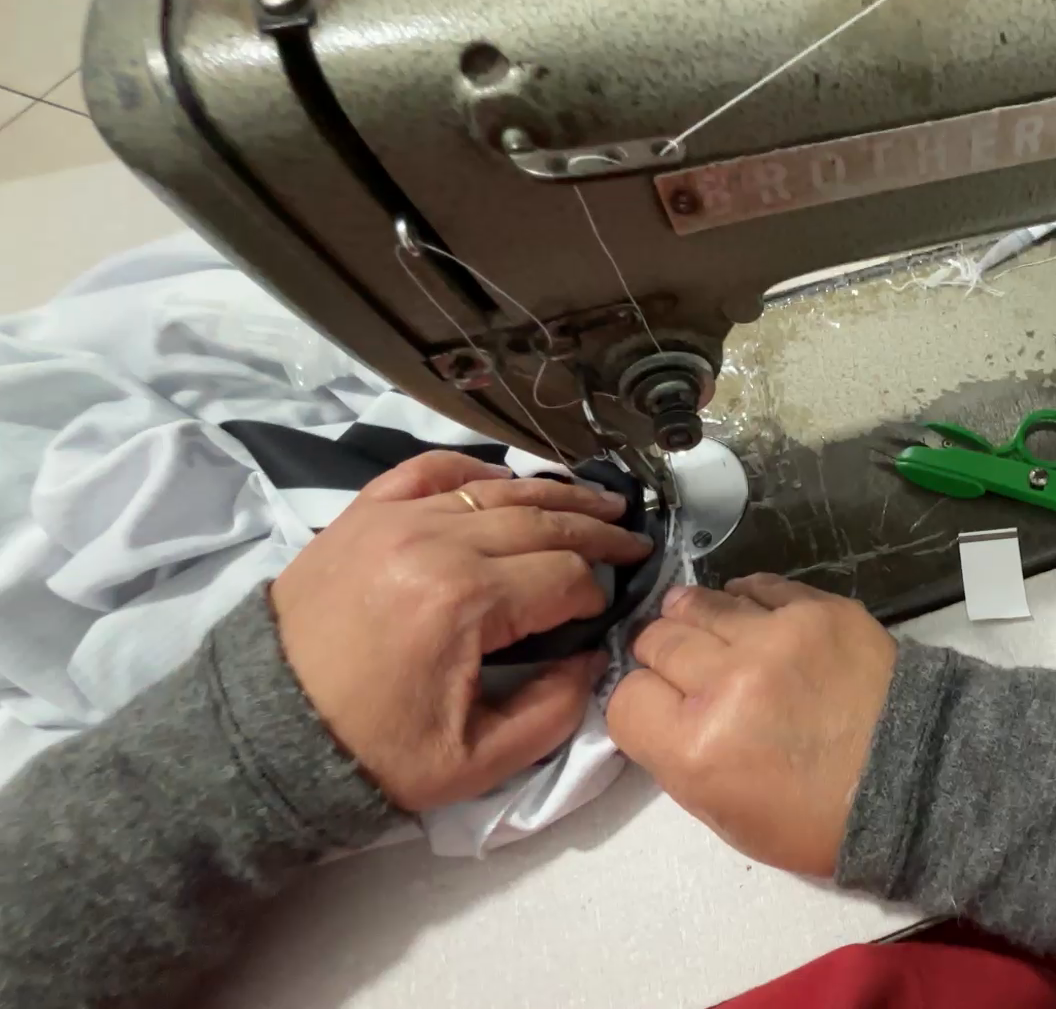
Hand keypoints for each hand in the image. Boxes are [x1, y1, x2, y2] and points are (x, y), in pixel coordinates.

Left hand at [270, 452, 648, 811]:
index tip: (601, 618)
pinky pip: (431, 469)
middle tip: (635, 544)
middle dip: (603, 535)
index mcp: (466, 600)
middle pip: (549, 523)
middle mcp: (436, 542)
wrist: (249, 747)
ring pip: (504, 490)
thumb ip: (559, 707)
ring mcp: (394, 519)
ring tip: (604, 502)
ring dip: (563, 495)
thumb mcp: (482, 759)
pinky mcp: (362, 515)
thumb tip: (593, 654)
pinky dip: (477, 468)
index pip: (568, 578)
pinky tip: (507, 479)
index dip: (598, 597)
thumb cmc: (372, 756)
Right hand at [607, 574, 897, 875]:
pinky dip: (747, 599)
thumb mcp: (724, 814)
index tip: (661, 705)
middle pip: (658, 640)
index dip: (640, 703)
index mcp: (696, 747)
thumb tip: (661, 699)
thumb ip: (678, 753)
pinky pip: (759, 585)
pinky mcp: (818, 607)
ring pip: (702, 602)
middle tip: (685, 666)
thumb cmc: (814, 814)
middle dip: (662, 654)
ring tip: (709, 629)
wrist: (908, 775)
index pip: (626, 698)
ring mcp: (777, 635)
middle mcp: (728, 680)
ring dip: (695, 617)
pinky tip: (752, 613)